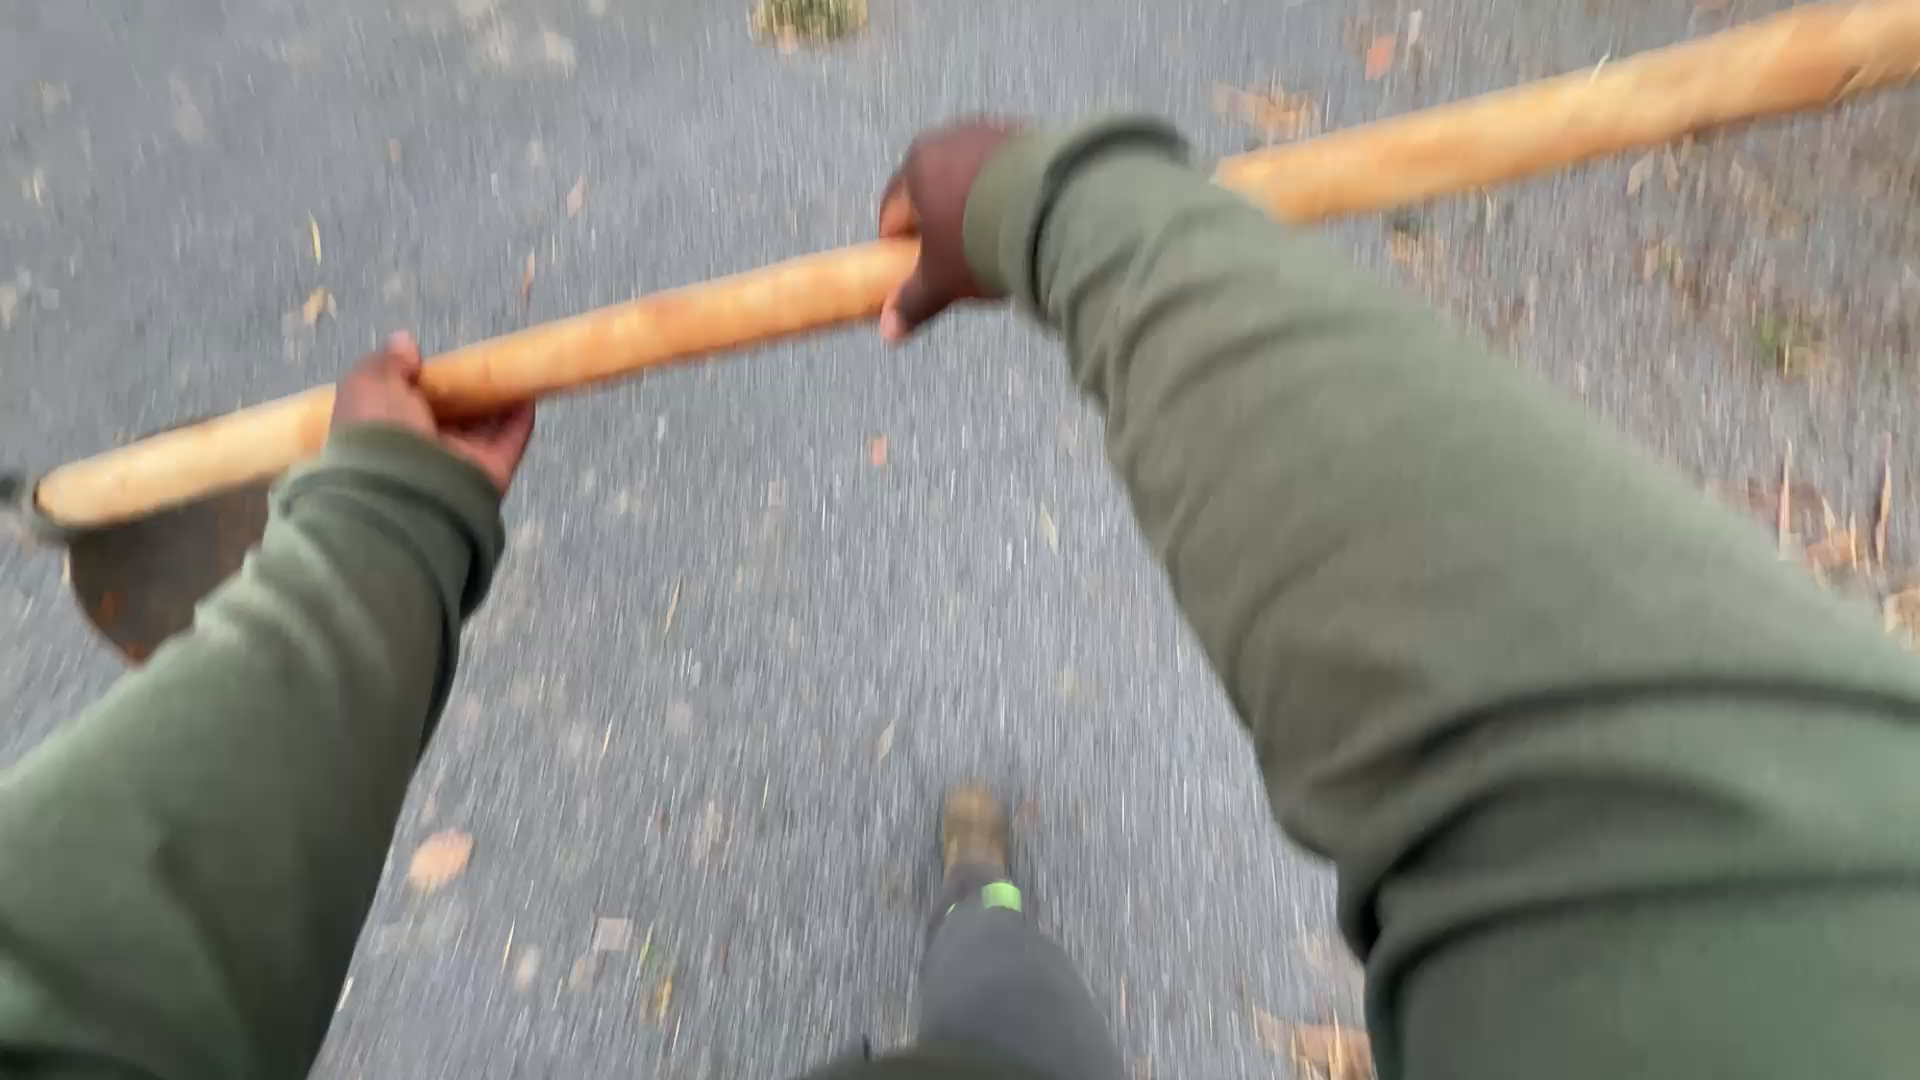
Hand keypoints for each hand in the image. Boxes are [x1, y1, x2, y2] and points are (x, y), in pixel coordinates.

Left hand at [331, 332, 535, 493]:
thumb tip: (405, 341)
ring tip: (515, 373)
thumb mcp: (369, 385)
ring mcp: (462, 459)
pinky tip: (529, 395)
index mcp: (390, 428)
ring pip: (486, 425)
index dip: (426, 382)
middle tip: (483, 366)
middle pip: (455, 414)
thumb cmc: (380, 431)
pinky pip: (512, 439)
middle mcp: (427, 445)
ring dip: (500, 401)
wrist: (405, 483)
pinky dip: (522, 419)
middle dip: (469, 391)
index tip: (440, 364)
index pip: (412, 403)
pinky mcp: (493, 468)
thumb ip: (388, 363)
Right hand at [876, 118, 1022, 341]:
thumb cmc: (980, 242)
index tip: (907, 268)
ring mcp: (994, 133)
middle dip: (940, 223)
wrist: (1050, 212)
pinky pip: (1011, 173)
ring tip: (994, 245)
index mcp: (917, 166)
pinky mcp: (1032, 138)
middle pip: (935, 189)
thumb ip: (912, 301)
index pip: (893, 210)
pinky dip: (1011, 197)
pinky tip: (1022, 226)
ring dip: (978, 209)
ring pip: (974, 179)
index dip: (897, 245)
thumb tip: (889, 331)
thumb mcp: (941, 279)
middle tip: (956, 260)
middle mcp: (951, 139)